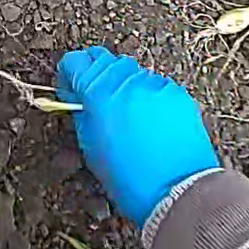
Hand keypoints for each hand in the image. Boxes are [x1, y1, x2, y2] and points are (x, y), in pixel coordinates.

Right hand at [57, 47, 219, 226]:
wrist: (178, 190)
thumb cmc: (131, 179)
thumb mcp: (91, 149)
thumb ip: (82, 114)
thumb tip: (77, 97)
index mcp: (99, 94)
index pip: (75, 61)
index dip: (70, 74)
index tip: (71, 87)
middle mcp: (126, 81)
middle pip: (103, 58)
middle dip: (95, 74)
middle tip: (96, 98)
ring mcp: (153, 83)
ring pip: (130, 70)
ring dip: (123, 84)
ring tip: (126, 114)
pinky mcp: (174, 90)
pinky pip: (154, 83)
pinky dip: (147, 94)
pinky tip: (149, 119)